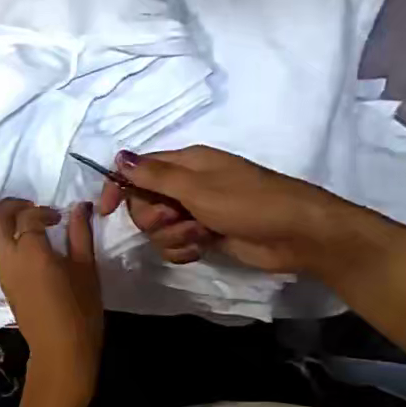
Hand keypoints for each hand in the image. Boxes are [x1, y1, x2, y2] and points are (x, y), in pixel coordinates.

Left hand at [0, 198, 102, 390]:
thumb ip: (80, 234)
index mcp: (30, 251)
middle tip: (33, 207)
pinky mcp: (2, 282)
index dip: (42, 210)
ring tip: (32, 224)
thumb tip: (79, 208)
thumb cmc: (79, 310)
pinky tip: (29, 244)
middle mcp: (8, 257)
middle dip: (10, 205)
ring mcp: (1, 271)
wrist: (60, 349)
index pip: (26, 215)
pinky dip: (6, 237)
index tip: (59, 217)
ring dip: (6, 220)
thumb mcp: (86, 268)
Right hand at [94, 145, 366, 273]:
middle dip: (152, 217)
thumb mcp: (197, 187)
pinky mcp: (203, 235)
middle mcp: (186, 185)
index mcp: (185, 163)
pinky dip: (183, 249)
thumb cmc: (250, 202)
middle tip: (175, 219)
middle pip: (142, 203)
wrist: (300, 235)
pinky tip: (202, 248)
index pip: (136, 170)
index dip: (117, 187)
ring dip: (172, 236)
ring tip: (199, 235)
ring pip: (157, 228)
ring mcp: (195, 211)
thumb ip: (154, 176)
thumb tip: (118, 158)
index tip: (105, 209)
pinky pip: (173, 245)